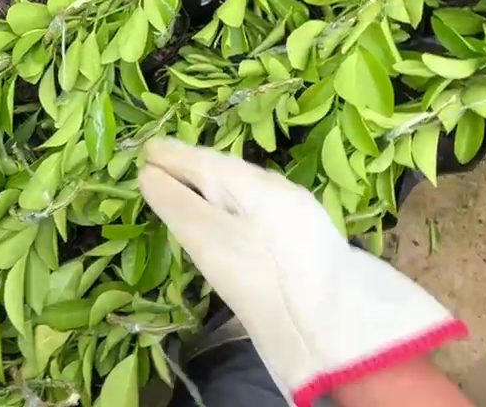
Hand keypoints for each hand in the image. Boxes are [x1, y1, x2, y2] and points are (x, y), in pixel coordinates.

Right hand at [138, 139, 467, 406]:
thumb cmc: (266, 282)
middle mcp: (274, 187)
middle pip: (222, 169)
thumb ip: (180, 205)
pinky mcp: (303, 236)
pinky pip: (255, 206)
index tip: (144, 153)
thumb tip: (148, 174)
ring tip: (181, 186)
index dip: (171, 155)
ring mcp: (293, 211)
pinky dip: (229, 203)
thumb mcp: (213, 243)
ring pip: (240, 188)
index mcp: (251, 182)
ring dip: (209, 184)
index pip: (201, 159)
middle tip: (156, 165)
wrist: (342, 333)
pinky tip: (223, 215)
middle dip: (189, 166)